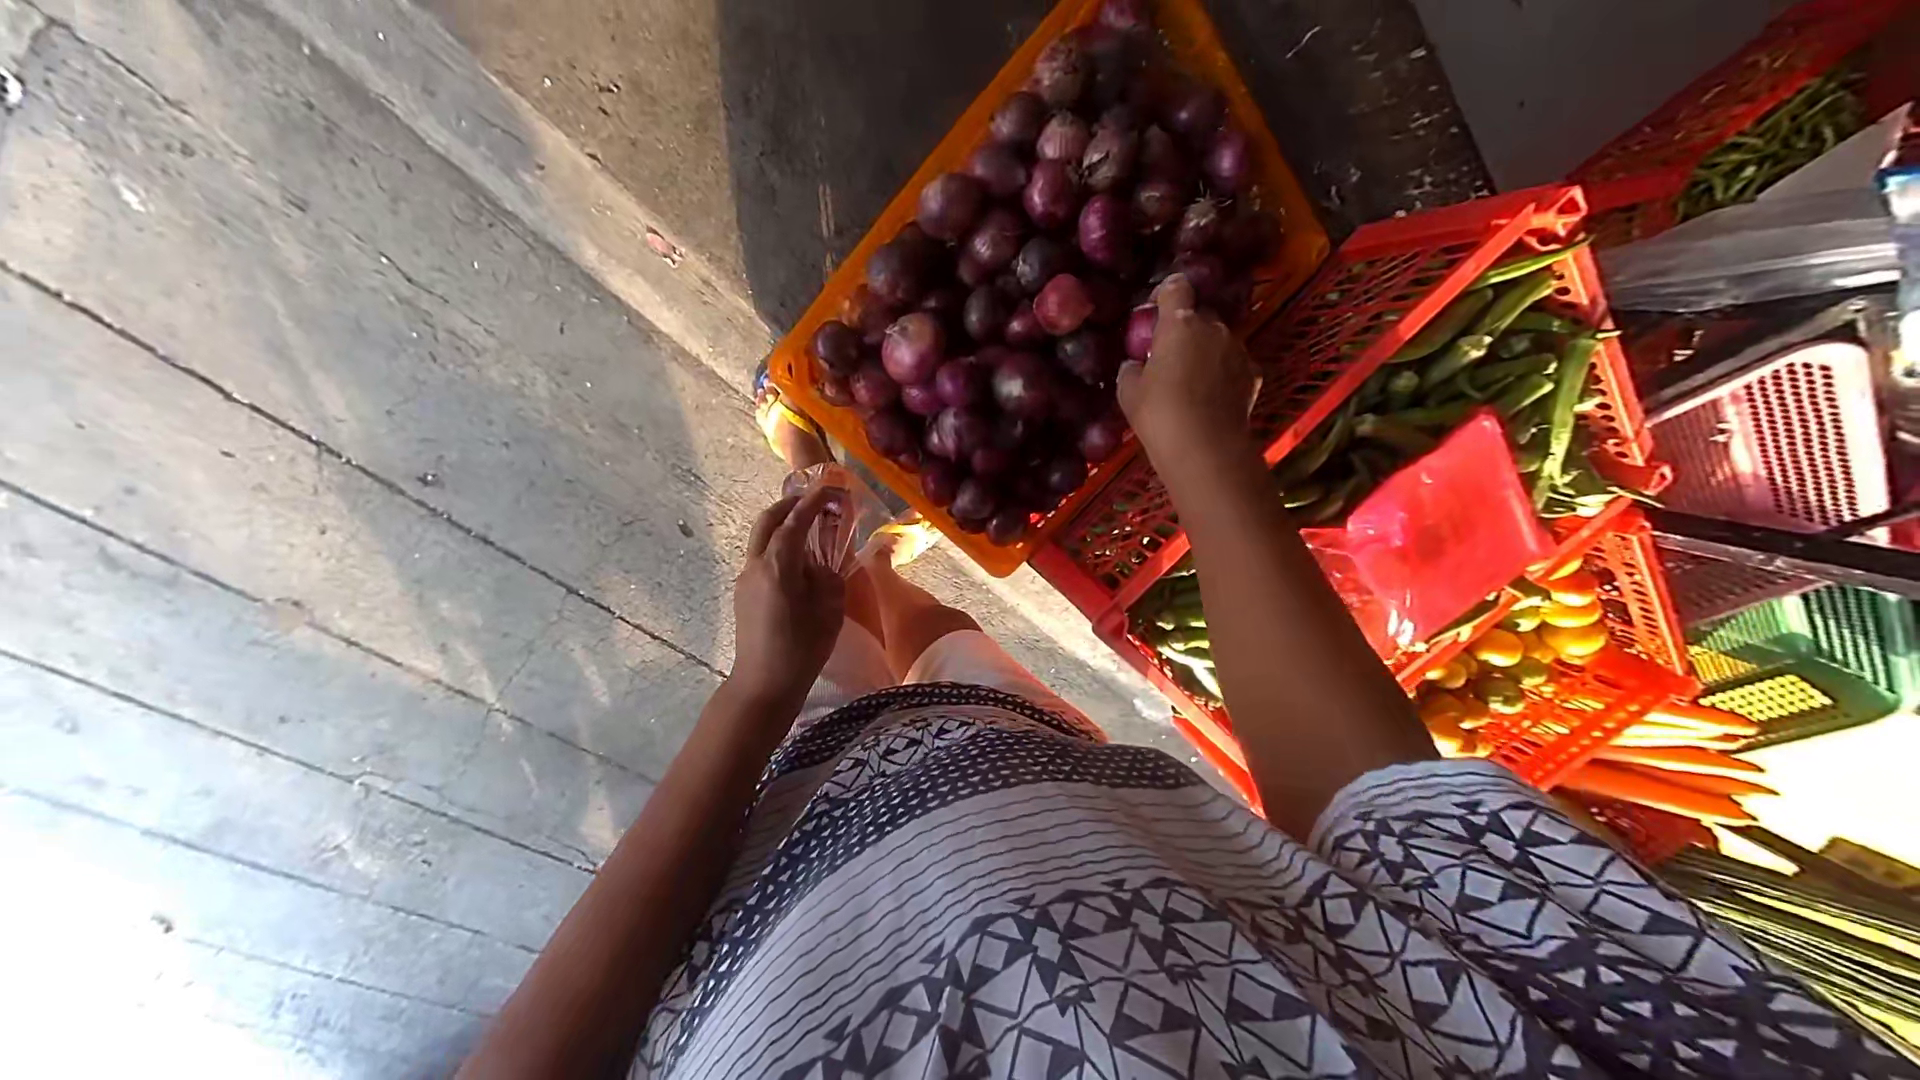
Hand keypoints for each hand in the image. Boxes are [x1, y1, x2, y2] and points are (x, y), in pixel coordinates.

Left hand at [729, 486, 846, 705]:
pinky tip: (798, 564)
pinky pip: (762, 558)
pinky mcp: (744, 593)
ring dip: (783, 526)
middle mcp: (756, 565)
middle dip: (791, 505)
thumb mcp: (829, 609)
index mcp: (779, 565)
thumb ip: (828, 577)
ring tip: (810, 530)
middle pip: (768, 520)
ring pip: (762, 538)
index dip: (814, 501)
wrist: (764, 683)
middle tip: (815, 502)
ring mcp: (745, 579)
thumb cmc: (803, 648)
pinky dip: (779, 547)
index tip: (831, 488)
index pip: (796, 520)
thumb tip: (820, 564)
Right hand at [1116, 274, 1259, 458]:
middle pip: (1200, 315)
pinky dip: (1224, 373)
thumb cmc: (1159, 414)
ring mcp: (1238, 350)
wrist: (1204, 448)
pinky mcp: (1253, 374)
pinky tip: (1212, 395)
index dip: (1165, 293)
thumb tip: (1135, 364)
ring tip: (1191, 380)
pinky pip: (1234, 364)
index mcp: (1180, 324)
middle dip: (1186, 328)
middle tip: (1169, 354)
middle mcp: (1214, 327)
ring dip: (1206, 350)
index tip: (1155, 308)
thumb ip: (1130, 370)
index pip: (1176, 288)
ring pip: (1219, 340)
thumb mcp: (1128, 393)